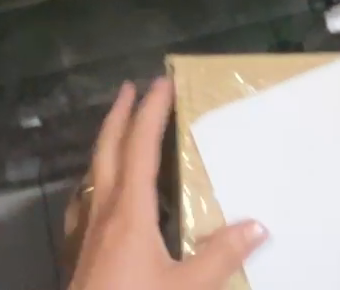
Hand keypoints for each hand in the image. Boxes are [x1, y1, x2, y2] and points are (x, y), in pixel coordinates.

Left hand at [66, 78, 267, 289]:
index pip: (140, 145)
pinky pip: (88, 198)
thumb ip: (219, 257)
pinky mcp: (81, 252)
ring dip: (107, 141)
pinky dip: (98, 178)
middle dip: (120, 114)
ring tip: (119, 128)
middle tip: (131, 87)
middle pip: (108, 147)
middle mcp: (104, 210)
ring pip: (95, 170)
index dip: (151, 111)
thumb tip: (258, 225)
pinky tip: (101, 192)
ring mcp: (88, 230)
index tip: (161, 80)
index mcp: (129, 210)